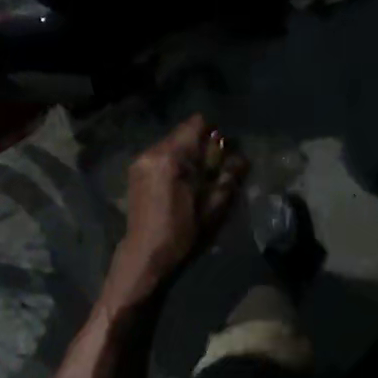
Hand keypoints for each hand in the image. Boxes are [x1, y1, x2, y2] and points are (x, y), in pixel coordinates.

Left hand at [113, 115, 245, 287]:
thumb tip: (242, 159)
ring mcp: (141, 159)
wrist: (144, 252)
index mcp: (170, 158)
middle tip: (212, 165)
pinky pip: (160, 153)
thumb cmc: (179, 232)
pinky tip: (179, 180)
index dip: (212, 133)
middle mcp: (152, 152)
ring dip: (186, 152)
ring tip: (196, 175)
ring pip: (171, 142)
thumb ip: (226, 178)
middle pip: (182, 131)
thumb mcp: (210, 207)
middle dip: (199, 144)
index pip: (194, 124)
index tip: (221, 150)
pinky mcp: (136, 169)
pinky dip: (173, 160)